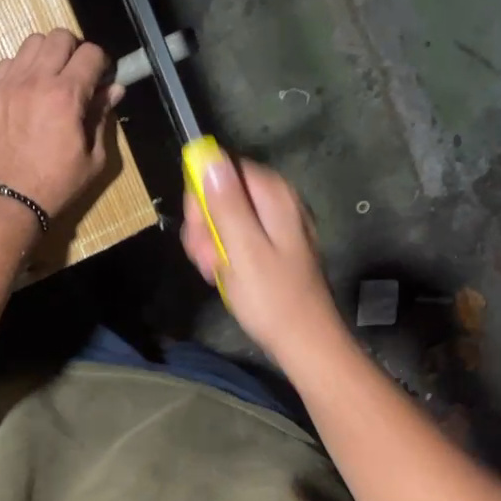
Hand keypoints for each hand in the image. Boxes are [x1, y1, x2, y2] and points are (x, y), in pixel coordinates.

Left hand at [0, 30, 122, 218]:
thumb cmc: (57, 184)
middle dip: (74, 52)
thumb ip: (102, 117)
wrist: (10, 199)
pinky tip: (25, 90)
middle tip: (75, 76)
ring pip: (31, 43)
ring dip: (46, 55)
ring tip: (48, 79)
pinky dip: (20, 68)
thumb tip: (114, 89)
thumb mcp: (93, 157)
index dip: (101, 64)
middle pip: (60, 37)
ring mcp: (9, 84)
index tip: (99, 80)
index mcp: (66, 95)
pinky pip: (7, 62)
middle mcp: (36, 81)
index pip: (91, 53)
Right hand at [181, 155, 341, 365]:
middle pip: (225, 193)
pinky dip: (226, 256)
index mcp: (275, 197)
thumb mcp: (242, 249)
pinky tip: (225, 278)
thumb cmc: (272, 298)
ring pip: (227, 219)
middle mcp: (279, 204)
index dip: (203, 193)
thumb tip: (209, 158)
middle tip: (206, 257)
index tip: (197, 225)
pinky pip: (239, 239)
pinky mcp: (274, 250)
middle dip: (206, 224)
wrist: (304, 342)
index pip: (226, 169)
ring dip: (211, 244)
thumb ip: (225, 203)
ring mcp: (278, 228)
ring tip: (216, 273)